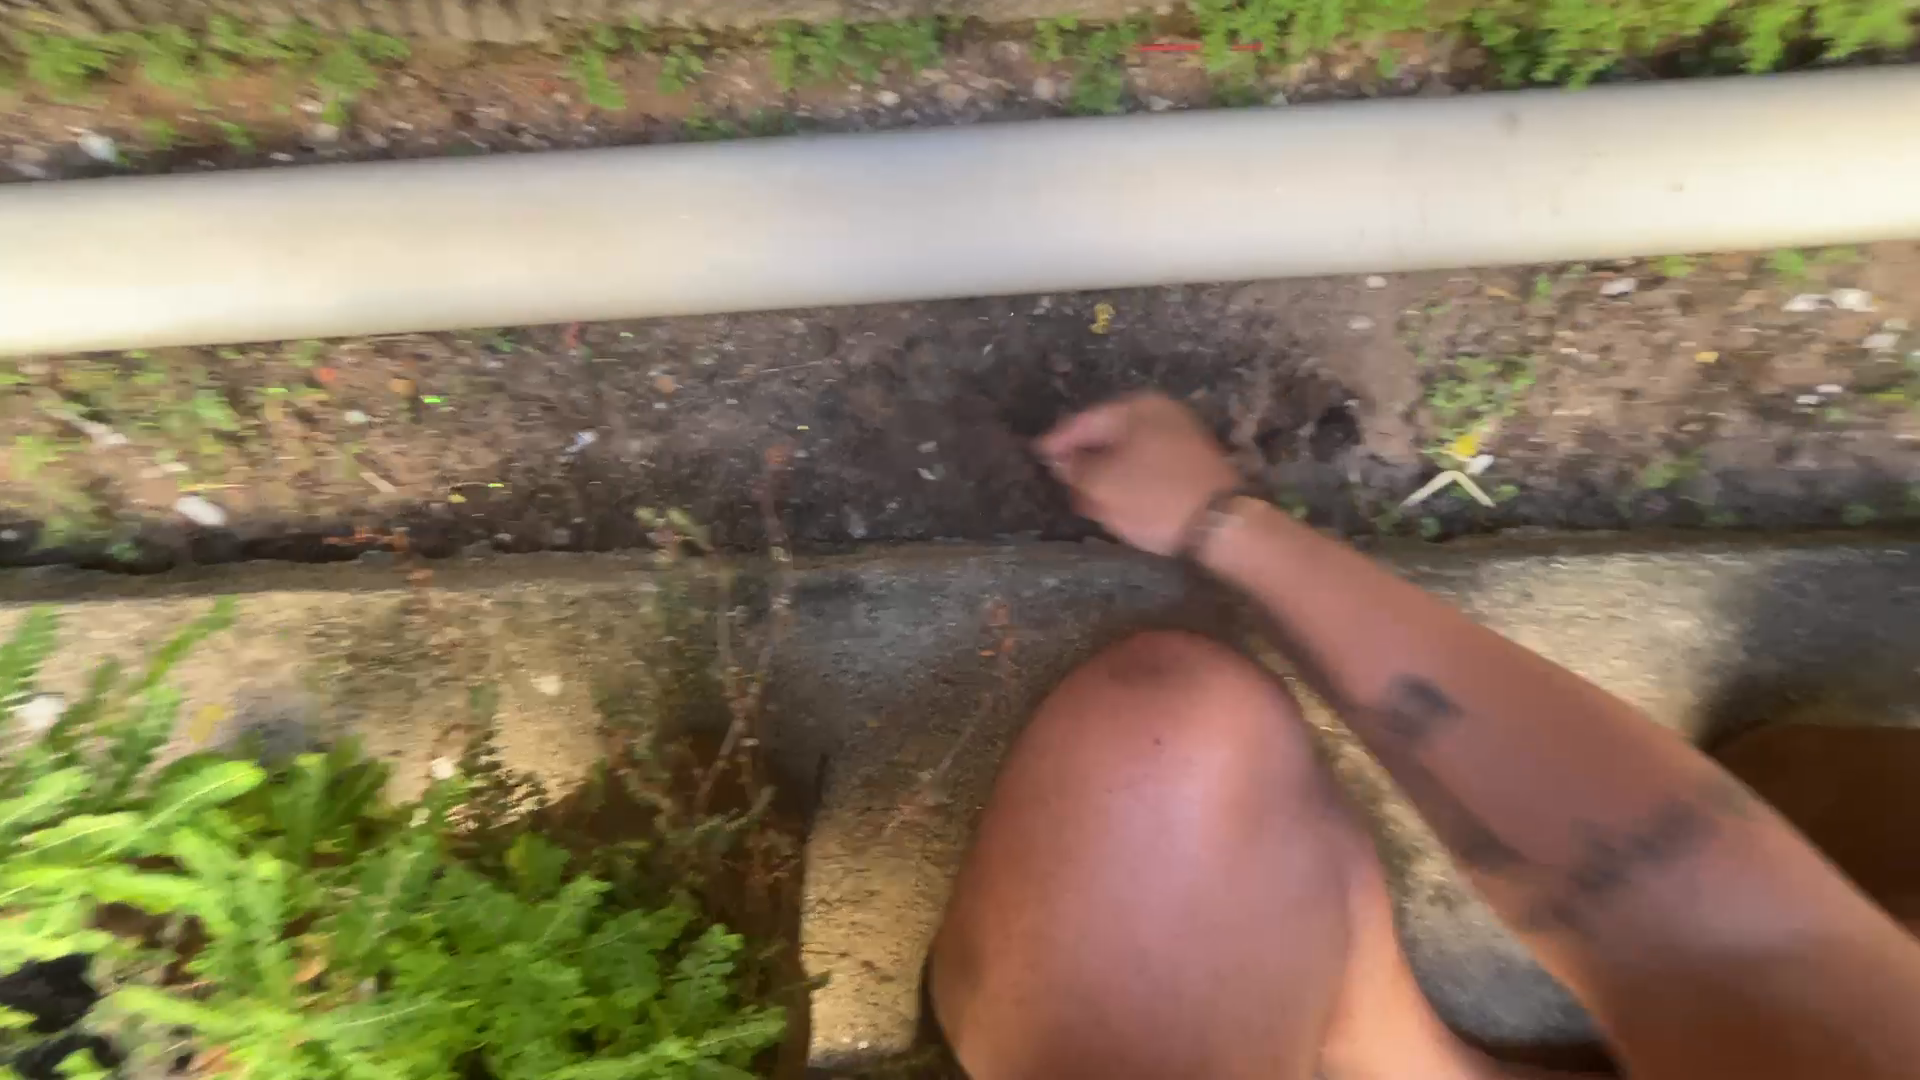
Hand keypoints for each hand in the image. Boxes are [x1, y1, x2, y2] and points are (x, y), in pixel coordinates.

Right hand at [1036, 393, 1241, 555]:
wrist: (1223, 525)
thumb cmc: (1155, 497)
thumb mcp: (1102, 484)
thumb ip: (1073, 469)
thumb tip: (1060, 460)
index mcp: (1135, 408)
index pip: (1082, 421)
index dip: (1055, 442)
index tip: (1034, 455)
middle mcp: (1159, 412)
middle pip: (1106, 434)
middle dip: (1081, 458)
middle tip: (1057, 478)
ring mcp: (1179, 435)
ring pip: (1126, 451)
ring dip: (1103, 472)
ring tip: (1083, 495)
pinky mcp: (1190, 461)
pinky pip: (1146, 464)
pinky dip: (1127, 479)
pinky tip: (1115, 499)